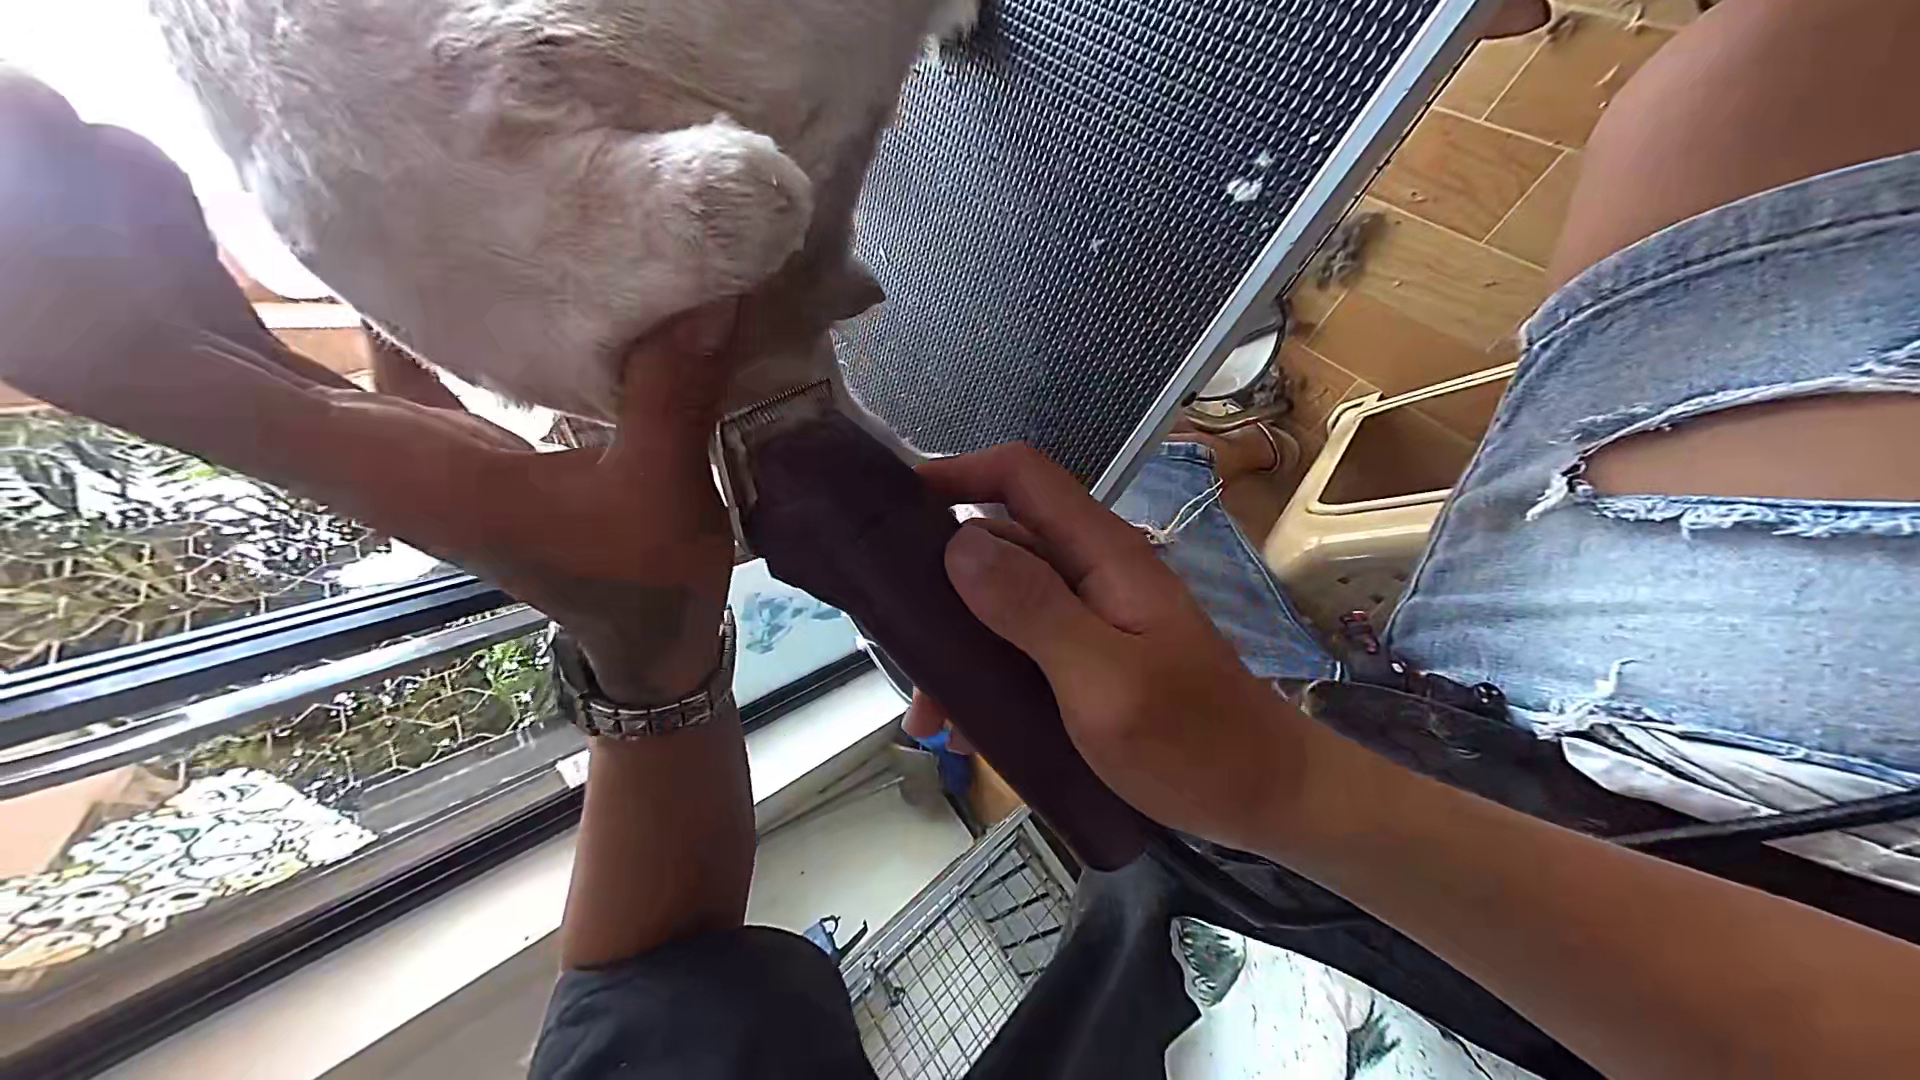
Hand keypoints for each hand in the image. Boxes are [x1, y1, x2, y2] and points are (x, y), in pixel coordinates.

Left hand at [0, 71, 735, 700]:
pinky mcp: (420, 436)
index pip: (157, 376)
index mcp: (384, 465)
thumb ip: (669, 396)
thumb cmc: (646, 580)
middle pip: (142, 350)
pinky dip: (255, 295)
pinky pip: (296, 360)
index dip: (77, 265)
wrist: (641, 629)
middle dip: (77, 234)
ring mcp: (377, 444)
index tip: (97, 148)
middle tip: (84, 117)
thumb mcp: (663, 494)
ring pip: (208, 353)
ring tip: (151, 154)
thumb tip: (703, 295)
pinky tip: (287, 235)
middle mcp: (350, 451)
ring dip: (154, 257)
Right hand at [905, 444, 1322, 851]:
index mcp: (1101, 554)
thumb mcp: (1104, 679)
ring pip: (1001, 597)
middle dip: (941, 583)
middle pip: (1000, 539)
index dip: (960, 474)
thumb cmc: (1192, 742)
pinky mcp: (1084, 650)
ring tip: (929, 711)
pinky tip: (965, 724)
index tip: (899, 510)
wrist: (1262, 797)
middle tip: (900, 645)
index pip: (1023, 476)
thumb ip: (1034, 608)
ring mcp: (1088, 611)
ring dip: (958, 642)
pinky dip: (984, 672)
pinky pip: (1018, 641)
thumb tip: (959, 543)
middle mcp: (1090, 569)